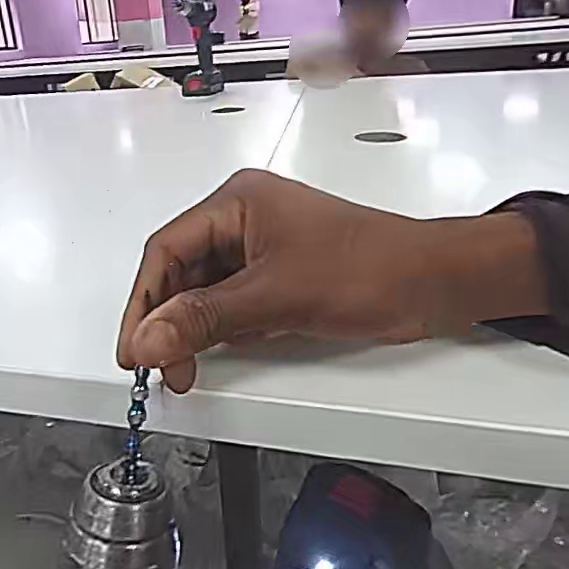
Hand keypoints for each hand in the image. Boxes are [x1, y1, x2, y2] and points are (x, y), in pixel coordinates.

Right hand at [118, 170, 545, 392]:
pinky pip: (230, 301)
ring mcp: (258, 247)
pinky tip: (216, 350)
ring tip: (185, 366)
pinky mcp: (274, 273)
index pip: (167, 250)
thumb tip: (147, 339)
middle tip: (161, 364)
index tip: (133, 347)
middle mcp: (241, 219)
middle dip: (168, 319)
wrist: (435, 283)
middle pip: (181, 271)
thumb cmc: (370, 268)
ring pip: (204, 290)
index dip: (143, 301)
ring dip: (192, 328)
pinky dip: (220, 329)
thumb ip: (205, 318)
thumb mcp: (276, 296)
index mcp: (235, 202)